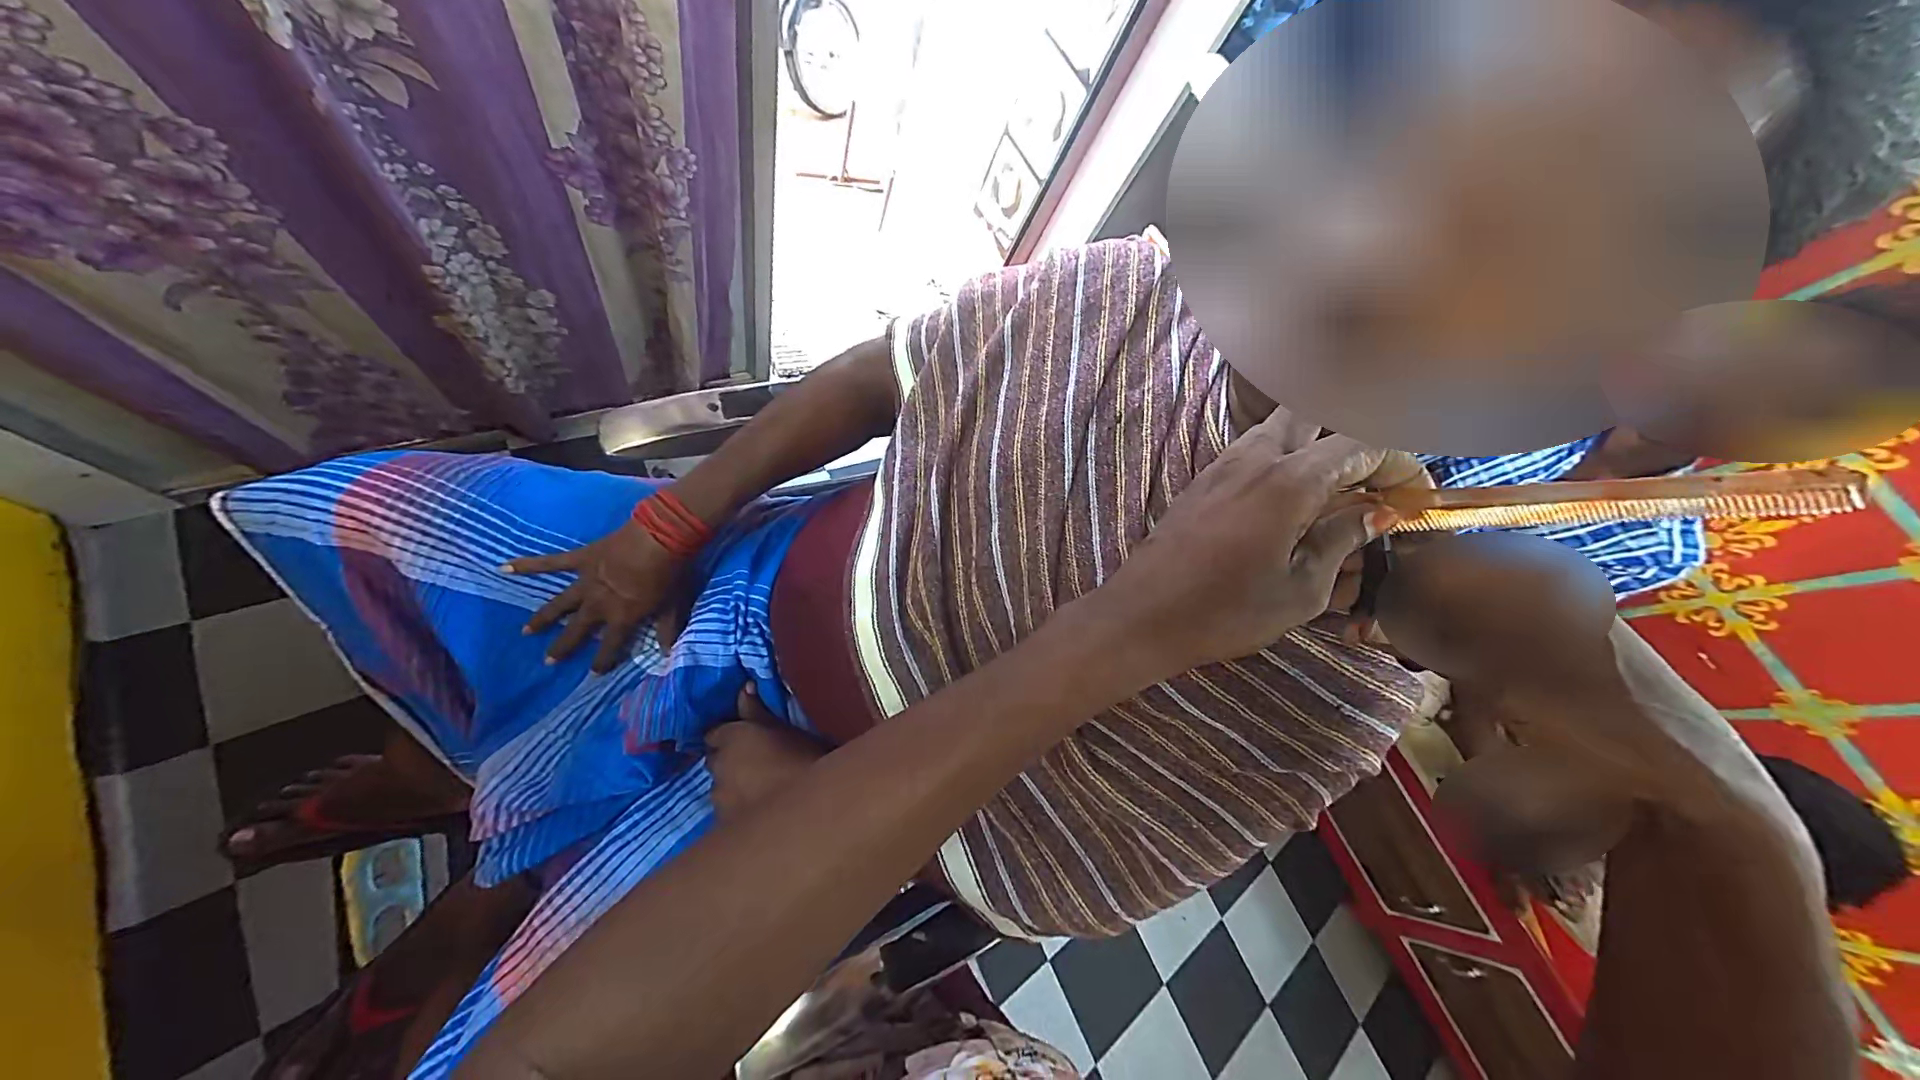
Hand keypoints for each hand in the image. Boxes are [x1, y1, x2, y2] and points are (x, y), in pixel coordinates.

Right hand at [504, 518, 688, 673]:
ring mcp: (586, 582)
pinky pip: (550, 563)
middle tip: (547, 661)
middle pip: (578, 630)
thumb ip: (667, 630)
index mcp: (622, 617)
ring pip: (560, 604)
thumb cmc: (671, 574)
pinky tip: (504, 568)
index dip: (603, 661)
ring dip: (543, 618)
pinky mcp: (581, 559)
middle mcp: (598, 605)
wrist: (660, 539)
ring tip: (526, 632)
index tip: (594, 673)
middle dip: (564, 646)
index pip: (611, 646)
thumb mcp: (674, 606)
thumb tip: (667, 655)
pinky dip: (527, 565)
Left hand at [706, 685, 828, 822]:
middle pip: (716, 760)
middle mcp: (718, 767)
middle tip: (759, 763)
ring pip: (722, 788)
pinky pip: (729, 813)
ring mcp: (719, 800)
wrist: (810, 815)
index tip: (750, 740)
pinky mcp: (725, 828)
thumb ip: (758, 710)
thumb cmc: (807, 762)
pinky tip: (761, 814)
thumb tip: (743, 688)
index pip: (716, 732)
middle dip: (730, 761)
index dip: (731, 735)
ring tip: (762, 791)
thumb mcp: (788, 730)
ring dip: (735, 787)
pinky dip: (739, 811)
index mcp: (732, 738)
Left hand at [1091, 416, 1423, 677]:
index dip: (1397, 461)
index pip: (1361, 440)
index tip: (1410, 496)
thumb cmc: (1222, 613)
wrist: (1140, 616)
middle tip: (1369, 483)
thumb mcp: (1299, 591)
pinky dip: (1281, 459)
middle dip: (1353, 437)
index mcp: (1287, 480)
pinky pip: (1251, 451)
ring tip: (1331, 494)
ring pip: (1279, 427)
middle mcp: (1253, 458)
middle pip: (1316, 412)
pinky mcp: (1200, 481)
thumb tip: (1376, 513)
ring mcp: (1220, 466)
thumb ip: (1340, 541)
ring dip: (1314, 445)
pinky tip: (1287, 502)